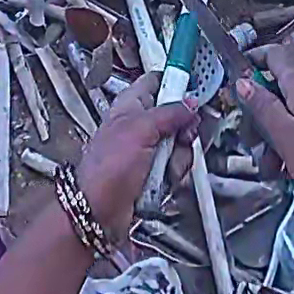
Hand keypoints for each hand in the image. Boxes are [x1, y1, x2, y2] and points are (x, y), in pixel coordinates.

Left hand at [75, 72, 197, 234]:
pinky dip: (174, 174)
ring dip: (178, 157)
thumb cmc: (106, 169)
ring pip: (181, 143)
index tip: (195, 90)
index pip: (158, 80)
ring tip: (163, 166)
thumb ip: (169, 113)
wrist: (98, 213)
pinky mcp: (154, 171)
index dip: (177, 82)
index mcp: (131, 104)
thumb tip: (191, 103)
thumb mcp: (140, 130)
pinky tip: (162, 180)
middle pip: (177, 115)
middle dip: (184, 130)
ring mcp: (148, 148)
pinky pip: (177, 165)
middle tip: (179, 138)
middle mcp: (140, 123)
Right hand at [234, 48, 293, 223]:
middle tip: (251, 139)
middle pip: (275, 84)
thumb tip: (243, 82)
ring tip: (269, 164)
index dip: (250, 64)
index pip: (271, 53)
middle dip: (258, 110)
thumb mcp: (288, 138)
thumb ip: (263, 107)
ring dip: (272, 131)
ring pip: (287, 107)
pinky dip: (290, 139)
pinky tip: (285, 167)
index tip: (234, 86)